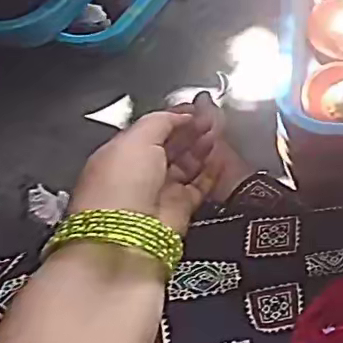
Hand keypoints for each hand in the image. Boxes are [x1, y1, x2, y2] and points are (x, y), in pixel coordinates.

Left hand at [70, 107, 218, 232]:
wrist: (128, 235)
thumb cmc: (120, 187)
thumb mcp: (136, 139)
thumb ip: (161, 121)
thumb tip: (181, 115)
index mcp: (121, 154)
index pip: (152, 130)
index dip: (174, 117)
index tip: (195, 107)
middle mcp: (140, 173)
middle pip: (171, 146)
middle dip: (191, 130)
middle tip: (211, 117)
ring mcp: (161, 191)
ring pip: (187, 164)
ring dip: (203, 147)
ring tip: (218, 132)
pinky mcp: (180, 208)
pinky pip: (201, 185)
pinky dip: (213, 171)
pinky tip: (222, 158)